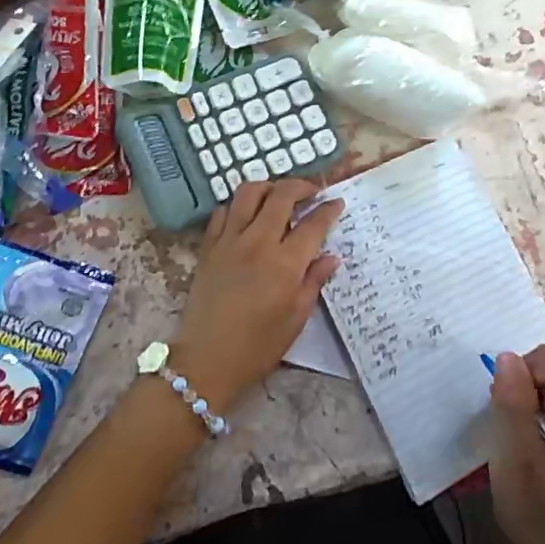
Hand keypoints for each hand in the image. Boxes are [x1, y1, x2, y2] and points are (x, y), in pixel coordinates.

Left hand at [170, 180, 342, 412]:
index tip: (336, 202)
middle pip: (281, 196)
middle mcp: (257, 242)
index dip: (328, 209)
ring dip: (267, 187)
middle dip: (301, 186)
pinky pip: (222, 212)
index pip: (313, 224)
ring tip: (278, 195)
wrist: (207, 357)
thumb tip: (330, 257)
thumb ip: (313, 281)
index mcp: (285, 263)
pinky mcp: (208, 246)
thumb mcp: (296, 318)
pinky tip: (246, 214)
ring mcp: (229, 241)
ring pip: (248, 193)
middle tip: (311, 192)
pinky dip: (237, 205)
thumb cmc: (258, 345)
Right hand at [488, 344, 544, 543]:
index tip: (510, 386)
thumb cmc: (528, 501)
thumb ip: (514, 405)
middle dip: (535, 371)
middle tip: (509, 399)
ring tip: (515, 411)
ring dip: (532, 379)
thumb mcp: (514, 455)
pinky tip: (523, 414)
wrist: (541, 534)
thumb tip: (508, 357)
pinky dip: (534, 388)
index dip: (541, 367)